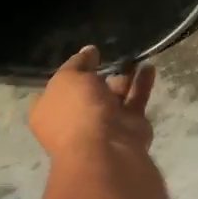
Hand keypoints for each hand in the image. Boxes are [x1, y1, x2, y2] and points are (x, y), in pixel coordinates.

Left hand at [29, 46, 157, 159]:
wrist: (105, 146)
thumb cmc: (76, 111)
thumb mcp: (67, 78)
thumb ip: (78, 63)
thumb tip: (88, 51)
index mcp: (49, 111)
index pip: (54, 89)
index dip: (67, 73)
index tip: (83, 57)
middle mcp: (73, 118)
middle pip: (86, 92)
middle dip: (98, 75)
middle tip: (110, 55)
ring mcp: (102, 123)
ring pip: (113, 94)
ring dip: (123, 76)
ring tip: (133, 56)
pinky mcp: (128, 123)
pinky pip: (135, 98)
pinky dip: (142, 83)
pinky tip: (148, 66)